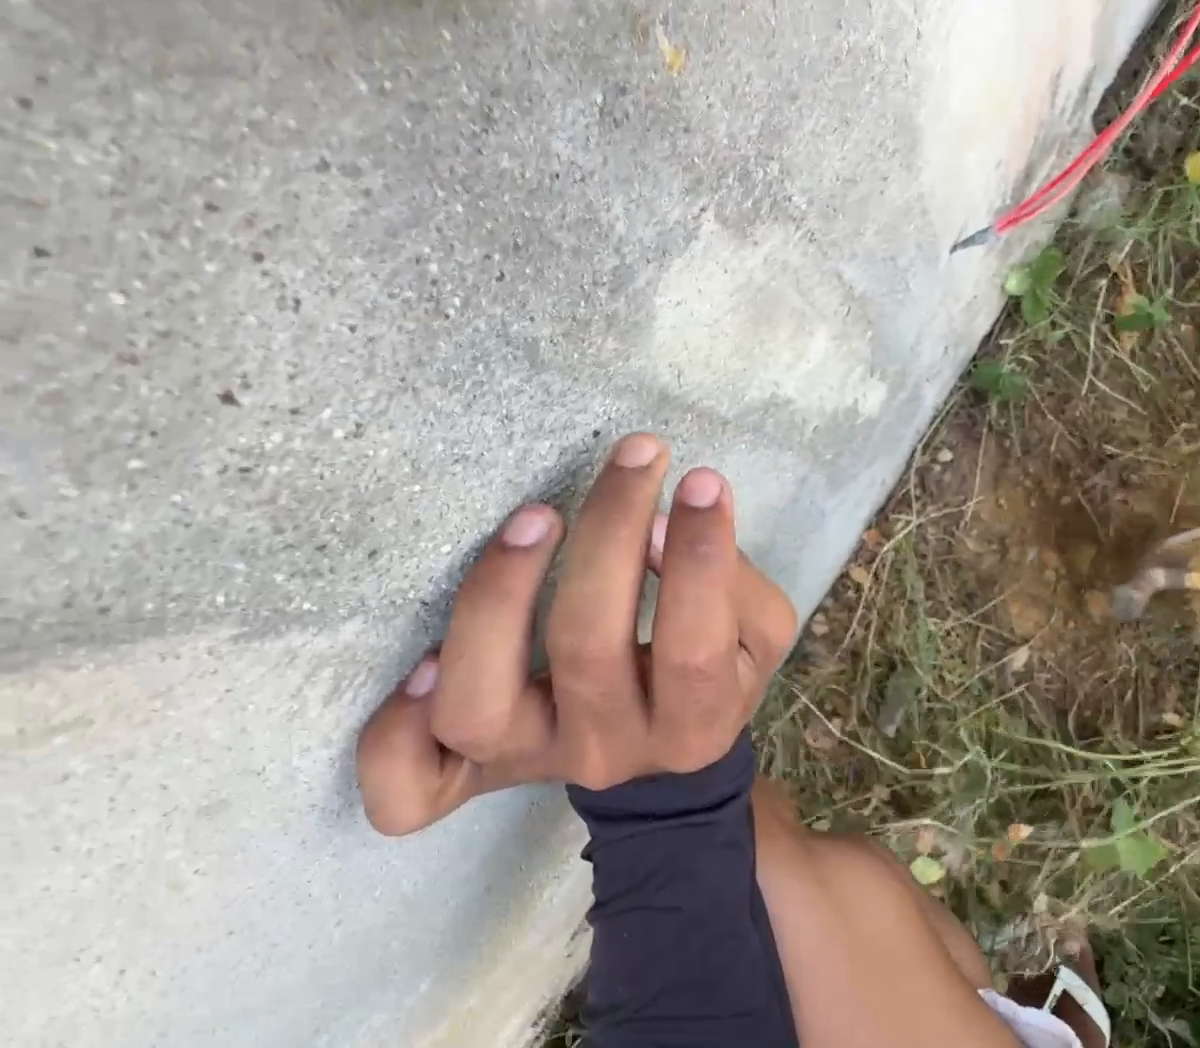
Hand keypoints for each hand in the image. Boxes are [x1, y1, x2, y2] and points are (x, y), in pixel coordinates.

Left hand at [355, 433, 798, 835]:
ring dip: (497, 598)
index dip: (698, 559)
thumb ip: (732, 587)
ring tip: (537, 518)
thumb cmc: (714, 678)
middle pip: (587, 649)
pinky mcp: (469, 776)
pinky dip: (395, 731)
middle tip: (634, 459)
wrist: (666, 768)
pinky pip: (406, 784)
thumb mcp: (759, 641)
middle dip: (610, 535)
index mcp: (695, 725)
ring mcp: (528, 763)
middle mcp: (609, 752)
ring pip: (476, 705)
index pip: (695, 645)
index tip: (697, 479)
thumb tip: (654, 531)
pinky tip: (421, 663)